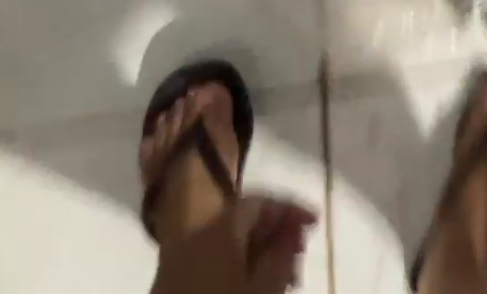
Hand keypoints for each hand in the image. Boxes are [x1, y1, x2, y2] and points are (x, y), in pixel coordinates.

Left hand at [153, 194, 317, 293]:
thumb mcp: (267, 288)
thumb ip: (284, 252)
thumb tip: (292, 230)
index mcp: (220, 230)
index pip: (261, 201)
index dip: (291, 208)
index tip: (314, 225)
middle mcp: (197, 239)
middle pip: (244, 223)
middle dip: (276, 235)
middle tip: (299, 258)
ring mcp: (178, 266)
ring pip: (229, 247)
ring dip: (259, 256)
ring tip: (283, 282)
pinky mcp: (171, 288)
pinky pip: (213, 266)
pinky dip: (237, 271)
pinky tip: (255, 290)